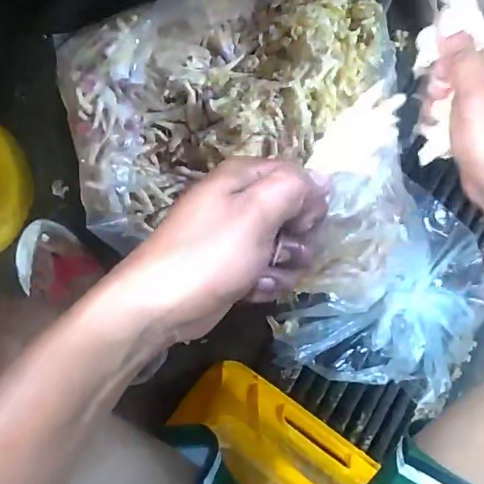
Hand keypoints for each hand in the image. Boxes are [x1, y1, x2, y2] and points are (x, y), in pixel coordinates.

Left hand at [88, 159, 326, 344]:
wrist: (159, 307)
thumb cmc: (210, 254)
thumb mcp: (257, 212)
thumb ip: (295, 188)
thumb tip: (324, 181)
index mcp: (244, 177)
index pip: (299, 177)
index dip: (307, 202)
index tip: (301, 223)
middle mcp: (242, 200)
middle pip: (297, 214)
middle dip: (296, 239)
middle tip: (279, 251)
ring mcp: (239, 236)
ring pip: (289, 247)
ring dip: (283, 266)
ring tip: (260, 275)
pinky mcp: (237, 266)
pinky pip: (271, 269)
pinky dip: (267, 282)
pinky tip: (251, 290)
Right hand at [430, 32, 483, 223]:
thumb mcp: (476, 86)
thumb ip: (461, 51)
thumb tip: (449, 24)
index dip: (457, 39)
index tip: (434, 56)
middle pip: (477, 59)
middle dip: (449, 75)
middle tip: (435, 93)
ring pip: (471, 88)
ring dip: (447, 99)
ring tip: (435, 118)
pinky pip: (476, 112)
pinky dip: (457, 119)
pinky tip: (440, 131)